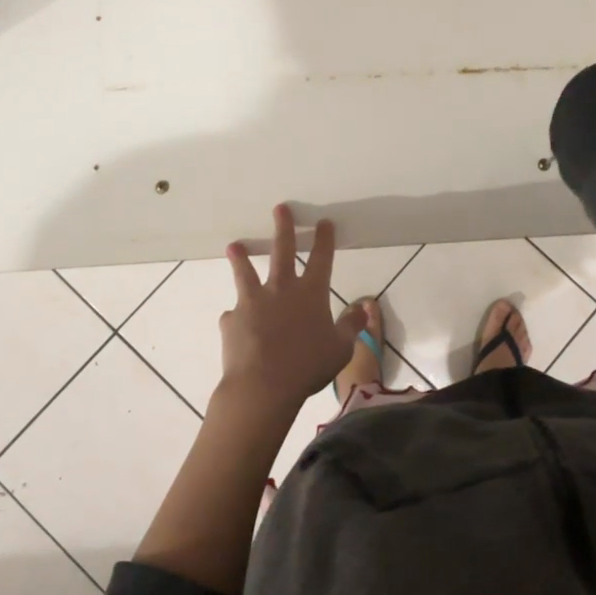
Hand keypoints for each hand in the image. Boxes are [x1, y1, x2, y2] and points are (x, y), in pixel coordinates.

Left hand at [217, 205, 365, 412]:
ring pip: (246, 272)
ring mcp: (252, 302)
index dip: (324, 238)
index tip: (324, 222)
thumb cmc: (308, 366)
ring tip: (234, 245)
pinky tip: (234, 321)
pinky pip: (235, 315)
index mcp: (311, 293)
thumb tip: (363, 309)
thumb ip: (351, 327)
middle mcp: (281, 289)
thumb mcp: (340, 349)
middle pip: (282, 251)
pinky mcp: (232, 320)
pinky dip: (237, 316)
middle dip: (283, 228)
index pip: (322, 258)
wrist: (262, 386)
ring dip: (241, 258)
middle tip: (280, 209)